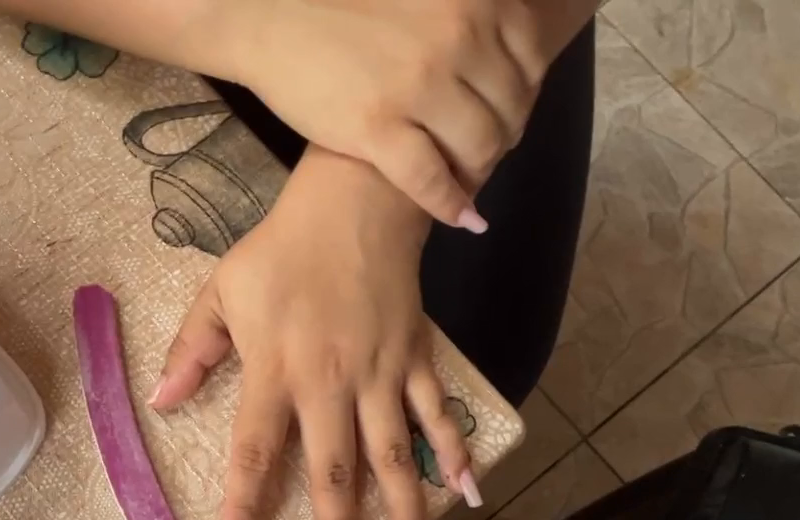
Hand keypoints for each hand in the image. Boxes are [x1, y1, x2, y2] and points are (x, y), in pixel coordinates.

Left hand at [149, 148, 476, 519]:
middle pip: (335, 468)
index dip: (247, 502)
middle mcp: (331, 382)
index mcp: (276, 370)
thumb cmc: (280, 252)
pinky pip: (438, 411)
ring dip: (402, 509)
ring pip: (394, 453)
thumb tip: (160, 402)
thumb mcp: (221, 292)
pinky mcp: (416, 357)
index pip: (256, 450)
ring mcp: (381, 372)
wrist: (354, 202)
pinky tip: (467, 491)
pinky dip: (454, 450)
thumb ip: (192, 351)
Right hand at [214, 0, 591, 227]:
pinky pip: (429, 179)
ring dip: (478, 174)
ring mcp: (418, 87)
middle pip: (507, 110)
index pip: (527, 62)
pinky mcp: (377, 129)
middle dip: (502, 141)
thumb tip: (491, 45)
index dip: (522, 99)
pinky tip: (461, 219)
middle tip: (484, 158)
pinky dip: (450, 204)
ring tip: (469, 185)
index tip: (507, 118)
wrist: (271, 15)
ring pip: (477, 148)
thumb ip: (461, 11)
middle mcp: (458, 38)